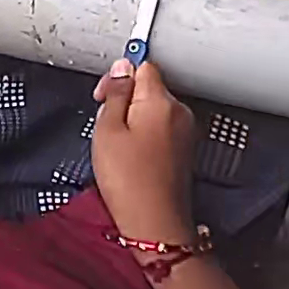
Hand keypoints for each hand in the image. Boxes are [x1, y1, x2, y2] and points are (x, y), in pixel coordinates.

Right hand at [91, 59, 196, 246]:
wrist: (154, 222)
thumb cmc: (129, 180)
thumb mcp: (107, 129)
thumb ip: (116, 93)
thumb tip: (121, 68)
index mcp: (161, 102)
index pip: (143, 66)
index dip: (118, 76)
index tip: (105, 95)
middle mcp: (179, 112)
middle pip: (148, 86)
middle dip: (125, 98)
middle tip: (106, 122)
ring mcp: (184, 131)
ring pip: (152, 107)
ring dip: (133, 117)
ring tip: (117, 143)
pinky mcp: (182, 148)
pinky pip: (159, 126)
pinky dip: (143, 133)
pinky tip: (130, 154)